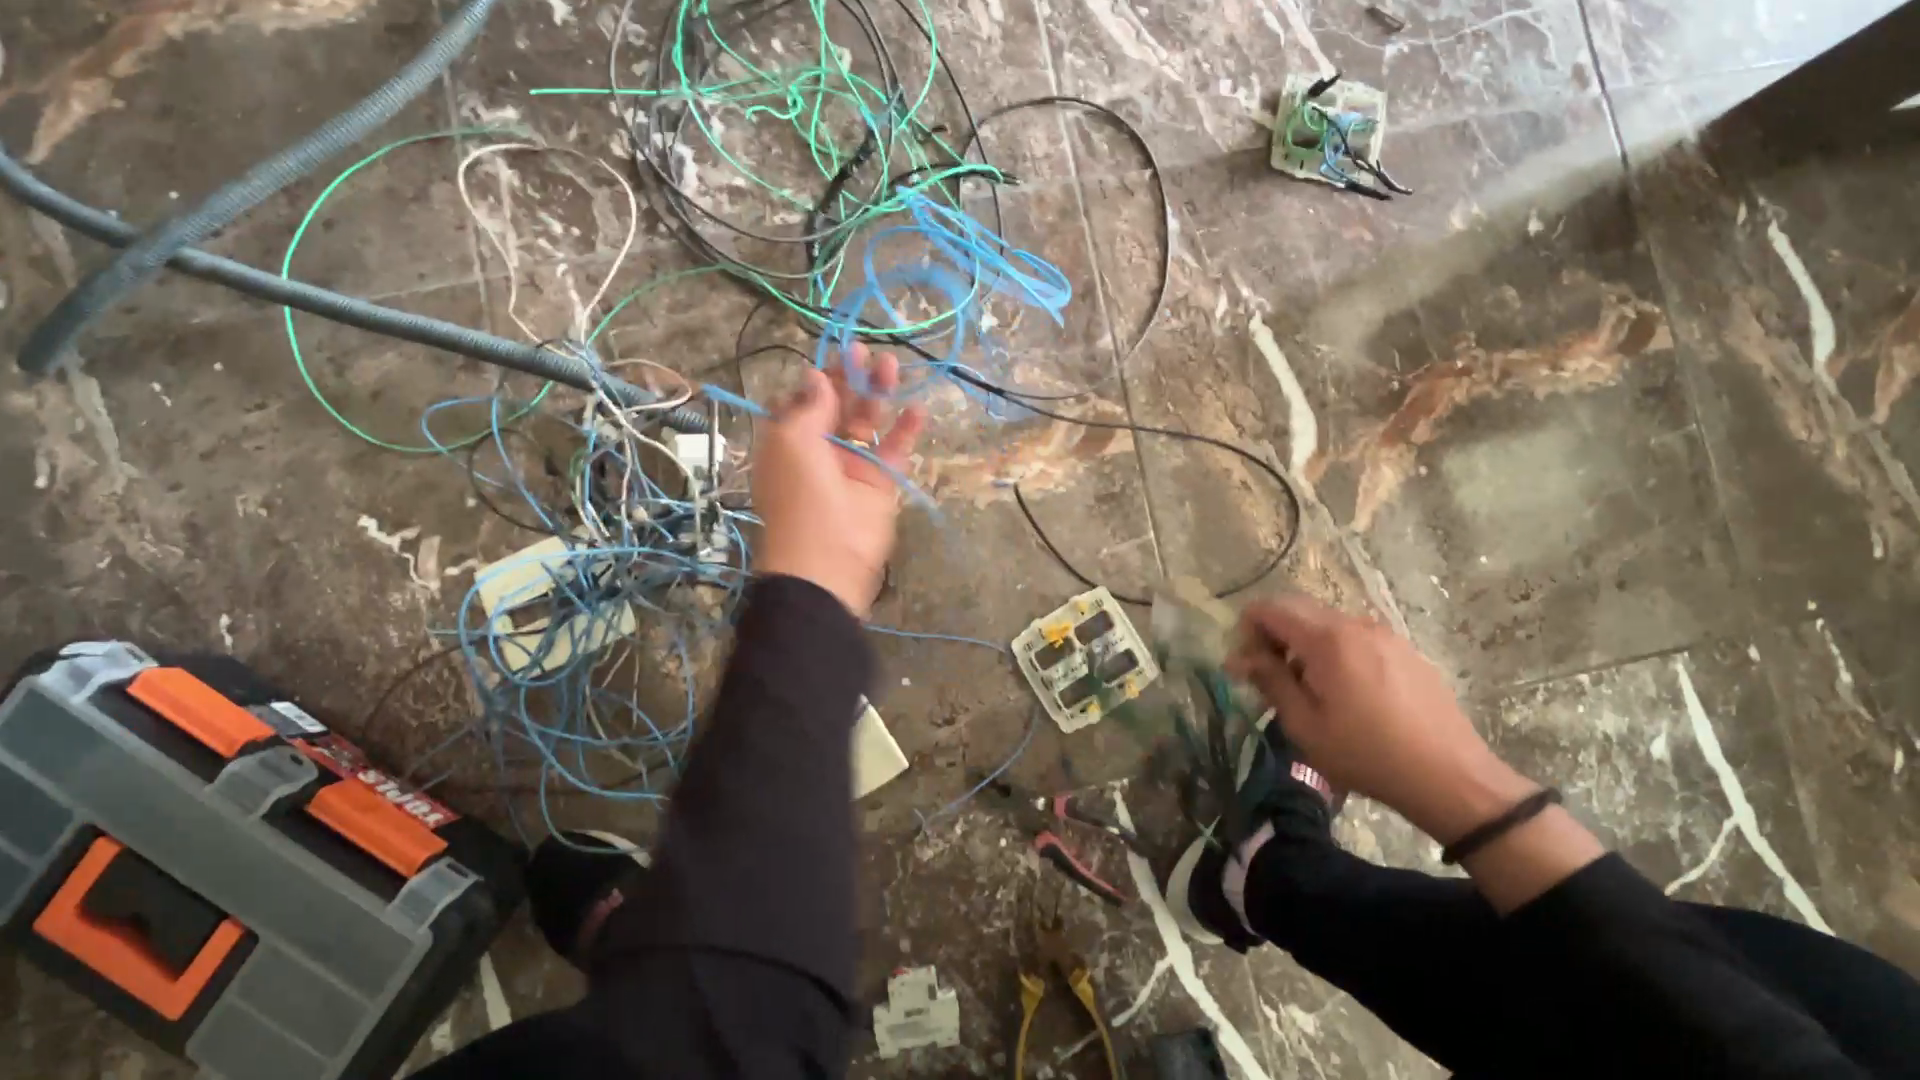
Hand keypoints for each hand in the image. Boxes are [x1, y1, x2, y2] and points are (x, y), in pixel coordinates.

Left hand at [751, 345, 925, 617]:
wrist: (827, 561)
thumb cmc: (800, 496)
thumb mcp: (792, 441)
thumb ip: (809, 405)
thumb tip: (816, 376)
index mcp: (787, 441)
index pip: (802, 401)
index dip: (819, 378)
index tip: (837, 356)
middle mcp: (817, 450)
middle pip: (837, 406)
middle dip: (851, 378)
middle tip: (867, 352)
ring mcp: (850, 467)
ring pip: (867, 422)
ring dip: (878, 394)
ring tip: (893, 366)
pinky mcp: (880, 483)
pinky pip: (894, 450)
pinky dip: (906, 430)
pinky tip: (917, 408)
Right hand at [1226, 595, 1533, 842]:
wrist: (1449, 775)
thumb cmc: (1366, 754)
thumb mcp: (1305, 726)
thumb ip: (1270, 682)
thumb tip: (1240, 658)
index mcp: (1326, 640)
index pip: (1270, 609)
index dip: (1247, 629)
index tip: (1244, 665)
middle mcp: (1355, 625)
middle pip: (1299, 608)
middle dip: (1273, 633)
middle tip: (1268, 674)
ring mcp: (1385, 634)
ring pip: (1328, 622)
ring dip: (1304, 642)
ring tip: (1307, 687)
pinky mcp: (1405, 650)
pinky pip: (1356, 636)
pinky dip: (1335, 650)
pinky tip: (1345, 691)